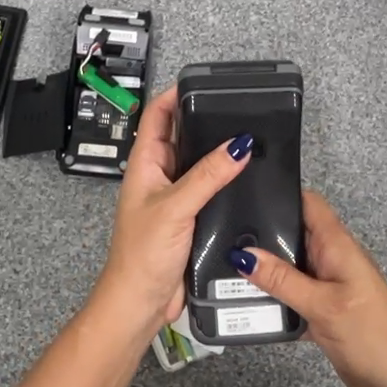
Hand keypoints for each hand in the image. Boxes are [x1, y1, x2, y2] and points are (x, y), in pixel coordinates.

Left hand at [91, 85, 253, 335]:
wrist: (140, 303)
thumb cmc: (142, 256)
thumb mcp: (176, 208)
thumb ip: (207, 176)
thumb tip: (238, 145)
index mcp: (144, 164)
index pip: (156, 115)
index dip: (174, 95)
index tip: (200, 82)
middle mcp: (158, 175)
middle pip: (179, 135)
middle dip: (202, 119)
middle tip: (233, 106)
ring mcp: (173, 196)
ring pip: (196, 162)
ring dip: (216, 151)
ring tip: (246, 135)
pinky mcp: (189, 217)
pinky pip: (208, 188)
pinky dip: (224, 179)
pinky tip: (244, 176)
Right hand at [231, 190, 386, 386]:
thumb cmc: (374, 337)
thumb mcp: (324, 305)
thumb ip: (282, 280)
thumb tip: (241, 254)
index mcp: (336, 245)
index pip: (307, 203)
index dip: (279, 193)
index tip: (242, 192)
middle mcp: (331, 260)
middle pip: (292, 234)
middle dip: (260, 235)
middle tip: (217, 234)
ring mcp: (327, 289)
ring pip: (288, 270)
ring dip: (263, 272)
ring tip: (219, 269)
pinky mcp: (324, 316)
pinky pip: (292, 300)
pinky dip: (272, 302)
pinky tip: (244, 307)